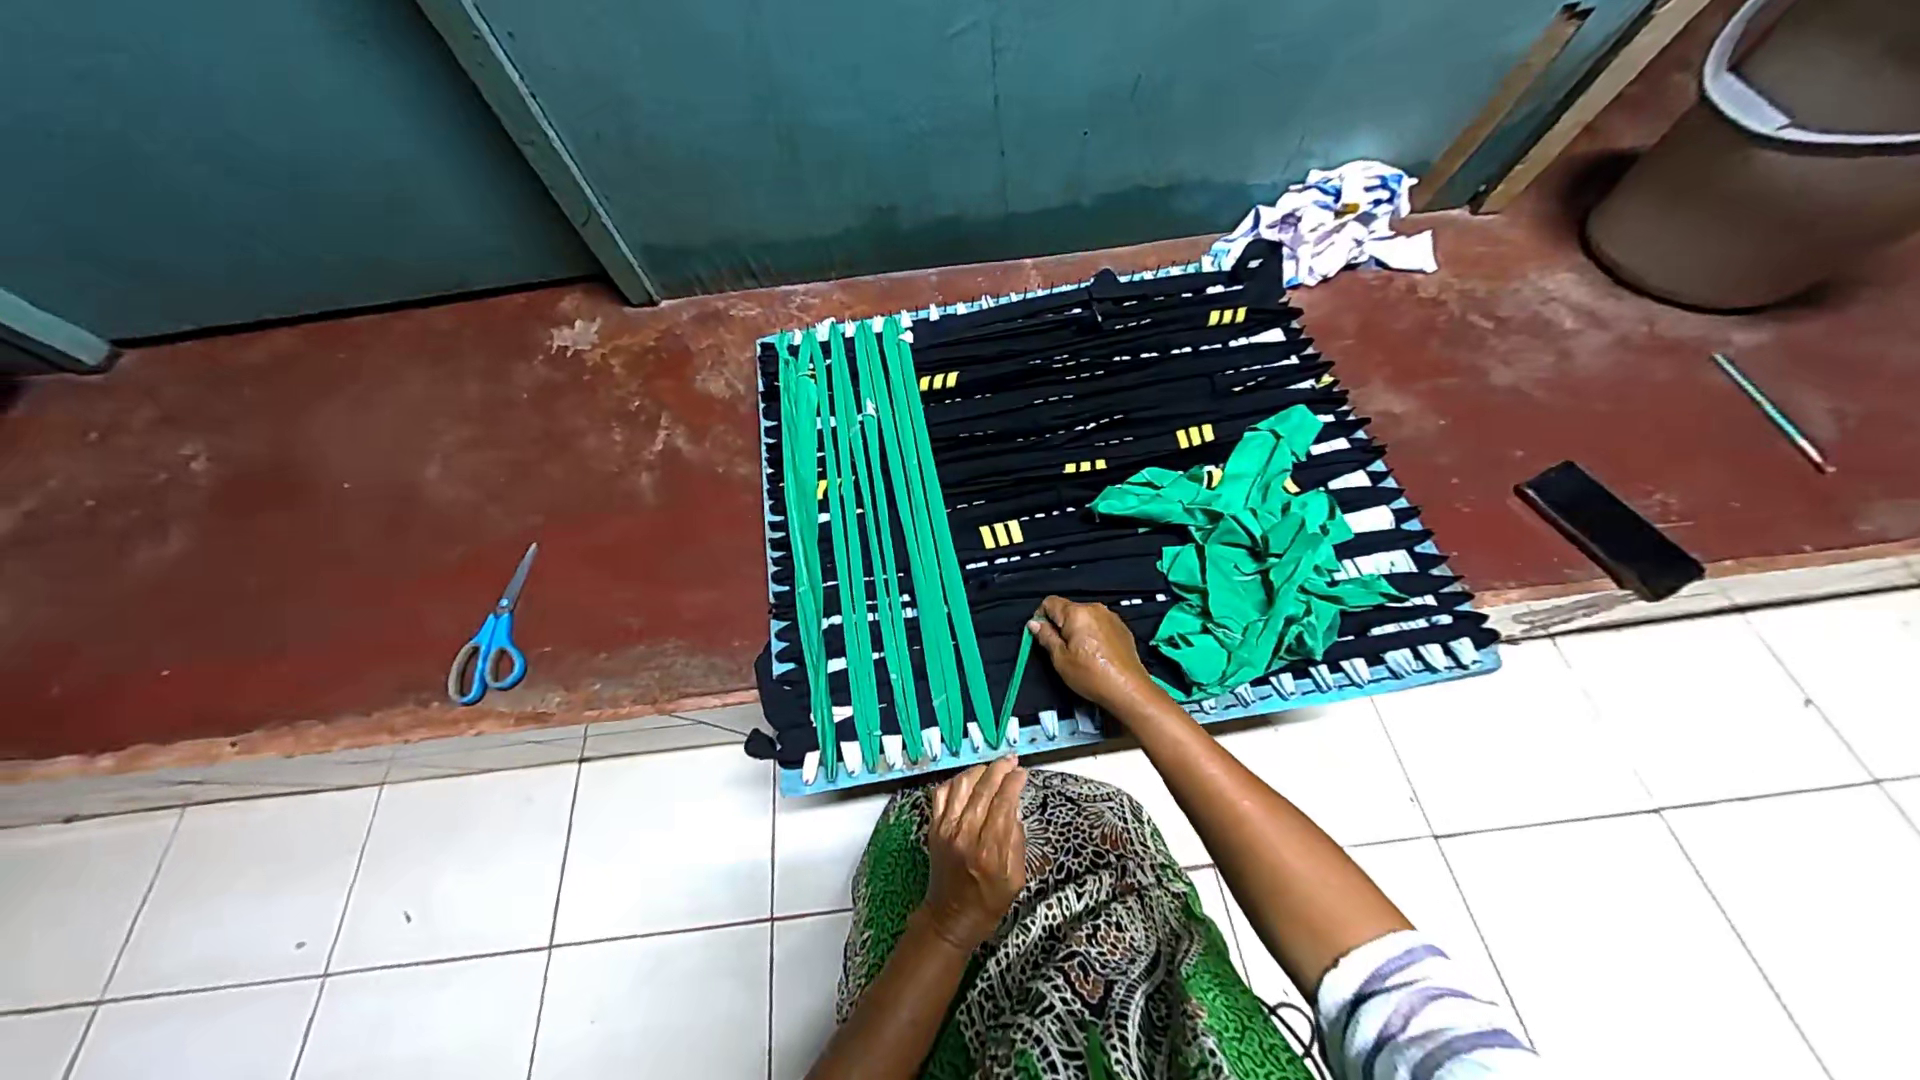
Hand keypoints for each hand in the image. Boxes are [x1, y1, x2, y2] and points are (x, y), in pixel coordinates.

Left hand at [919, 756, 1027, 951]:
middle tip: (1011, 761)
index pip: (1003, 803)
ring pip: (961, 785)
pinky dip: (956, 780)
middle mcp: (965, 835)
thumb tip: (1014, 808)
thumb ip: (1017, 841)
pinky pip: (942, 793)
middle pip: (983, 789)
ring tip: (993, 767)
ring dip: (979, 771)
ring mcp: (946, 829)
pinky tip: (969, 779)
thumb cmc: (988, 902)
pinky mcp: (934, 827)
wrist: (949, 918)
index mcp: (989, 851)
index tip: (1022, 773)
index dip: (1014, 783)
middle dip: (1000, 769)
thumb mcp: (1016, 879)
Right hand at [1027, 595, 1156, 711]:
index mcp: (1077, 613)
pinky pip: (1099, 624)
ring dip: (1077, 629)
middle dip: (1060, 625)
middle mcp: (1095, 608)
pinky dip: (1093, 633)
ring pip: (1084, 617)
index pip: (1050, 602)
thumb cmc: (1092, 675)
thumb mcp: (1061, 659)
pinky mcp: (1122, 627)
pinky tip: (1096, 653)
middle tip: (1061, 649)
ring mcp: (1111, 616)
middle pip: (1068, 609)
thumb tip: (1034, 623)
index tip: (1042, 635)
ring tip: (1081, 653)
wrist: (1129, 688)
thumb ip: (1046, 637)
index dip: (1041, 617)